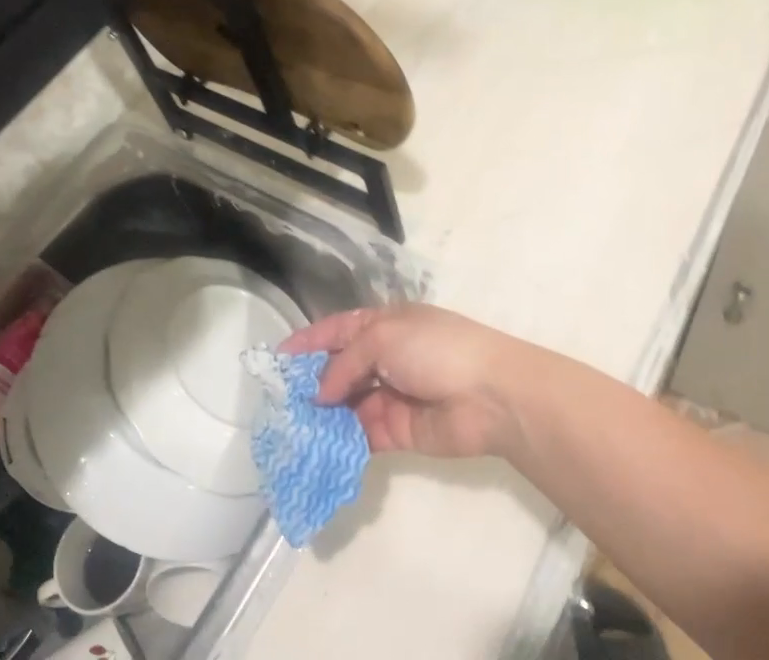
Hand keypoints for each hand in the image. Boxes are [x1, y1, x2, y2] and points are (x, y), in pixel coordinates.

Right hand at [279, 304, 526, 457]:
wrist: (491, 396)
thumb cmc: (436, 349)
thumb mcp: (383, 338)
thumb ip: (344, 362)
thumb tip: (319, 394)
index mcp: (385, 324)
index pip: (338, 330)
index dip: (308, 341)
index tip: (277, 358)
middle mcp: (386, 358)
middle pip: (339, 368)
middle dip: (310, 381)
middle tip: (277, 397)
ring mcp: (391, 396)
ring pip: (346, 404)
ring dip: (321, 413)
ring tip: (287, 424)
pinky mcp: (396, 432)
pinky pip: (360, 434)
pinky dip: (338, 438)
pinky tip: (313, 444)